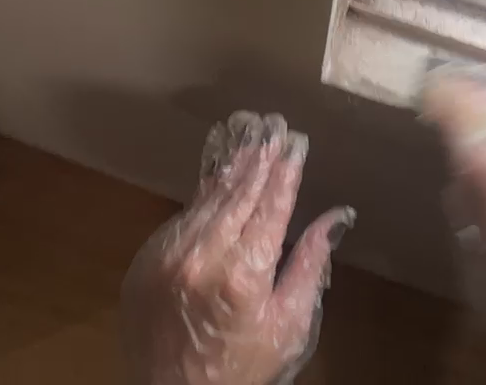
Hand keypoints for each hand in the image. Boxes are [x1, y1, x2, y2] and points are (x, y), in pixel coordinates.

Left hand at [121, 111, 353, 384]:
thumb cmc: (242, 368)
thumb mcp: (288, 326)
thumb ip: (310, 265)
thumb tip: (336, 216)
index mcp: (244, 273)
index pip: (272, 204)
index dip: (286, 170)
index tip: (297, 141)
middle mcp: (203, 255)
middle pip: (240, 191)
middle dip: (260, 156)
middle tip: (274, 125)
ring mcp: (169, 255)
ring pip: (209, 197)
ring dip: (233, 165)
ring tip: (250, 134)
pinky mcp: (148, 259)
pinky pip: (185, 216)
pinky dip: (206, 194)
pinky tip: (222, 172)